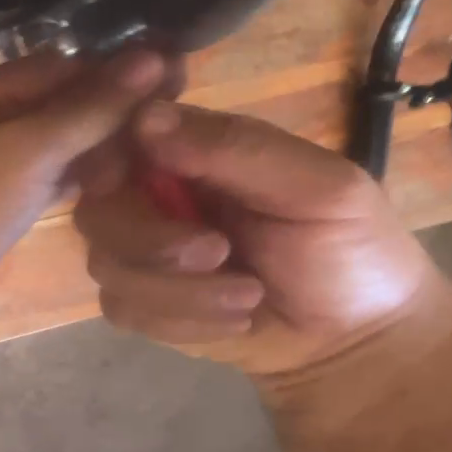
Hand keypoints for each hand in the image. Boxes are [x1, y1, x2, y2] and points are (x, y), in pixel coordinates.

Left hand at [0, 50, 167, 304]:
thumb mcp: (23, 154)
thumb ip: (85, 108)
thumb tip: (152, 55)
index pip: (53, 67)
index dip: (114, 73)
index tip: (178, 85)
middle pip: (50, 105)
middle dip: (104, 115)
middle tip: (162, 136)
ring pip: (43, 146)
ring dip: (90, 150)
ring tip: (143, 164)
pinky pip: (29, 181)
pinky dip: (65, 180)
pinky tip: (106, 189)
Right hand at [74, 101, 446, 380]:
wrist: (355, 334)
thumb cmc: (349, 246)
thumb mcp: (317, 187)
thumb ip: (236, 150)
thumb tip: (145, 117)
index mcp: (186, 156)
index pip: (115, 142)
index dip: (109, 161)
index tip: (139, 184)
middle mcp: (146, 202)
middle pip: (96, 212)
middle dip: (150, 242)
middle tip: (217, 254)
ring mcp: (132, 255)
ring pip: (105, 266)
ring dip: (180, 291)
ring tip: (248, 297)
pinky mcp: (130, 303)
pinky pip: (121, 309)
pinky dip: (181, 321)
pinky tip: (230, 320)